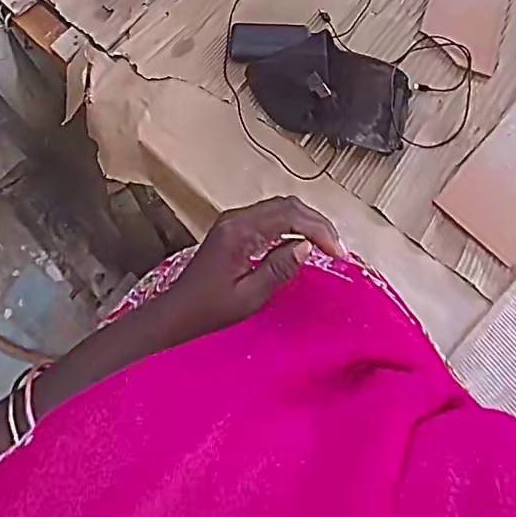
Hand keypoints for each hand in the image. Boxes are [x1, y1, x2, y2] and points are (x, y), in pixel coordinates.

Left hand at [156, 197, 344, 342]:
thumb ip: (278, 269)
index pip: (287, 216)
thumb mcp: (249, 297)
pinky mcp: (233, 226)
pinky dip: (291, 225)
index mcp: (238, 231)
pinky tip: (303, 242)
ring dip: (305, 222)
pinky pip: (268, 216)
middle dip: (315, 222)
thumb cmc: (210, 309)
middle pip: (285, 205)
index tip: (338, 252)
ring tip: (326, 246)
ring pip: (278, 207)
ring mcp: (233, 219)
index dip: (318, 229)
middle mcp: (235, 217)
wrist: (178, 311)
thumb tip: (306, 247)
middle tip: (337, 248)